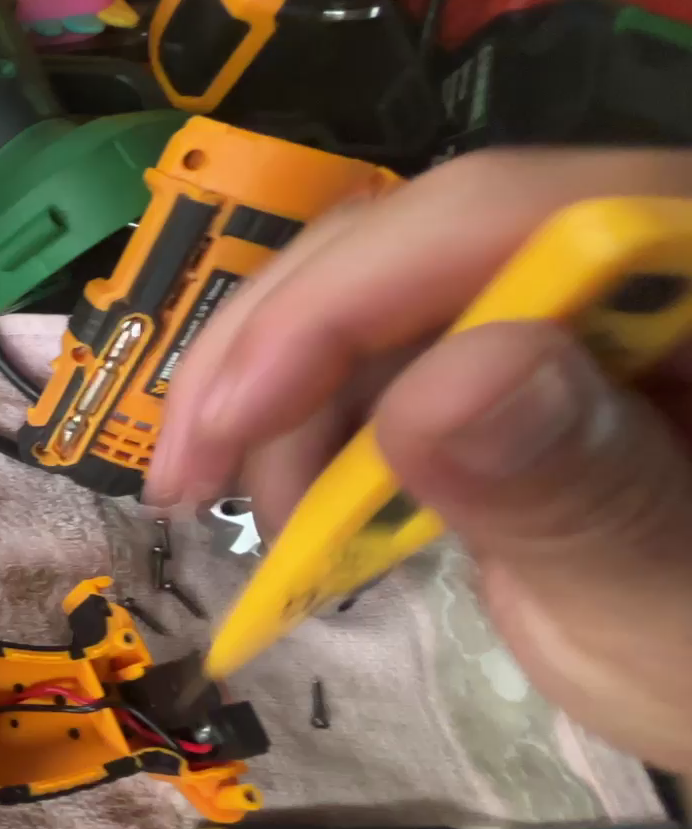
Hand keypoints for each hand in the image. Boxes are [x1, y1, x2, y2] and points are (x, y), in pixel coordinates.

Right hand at [145, 149, 691, 776]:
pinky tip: (271, 493)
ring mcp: (531, 305)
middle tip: (185, 472)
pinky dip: (276, 427)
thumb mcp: (666, 607)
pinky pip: (337, 358)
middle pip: (389, 251)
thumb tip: (449, 382)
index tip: (230, 420)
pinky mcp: (469, 350)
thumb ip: (575, 492)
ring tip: (224, 505)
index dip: (339, 302)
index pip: (502, 221)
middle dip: (259, 361)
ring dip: (254, 407)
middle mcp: (613, 262)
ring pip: (337, 304)